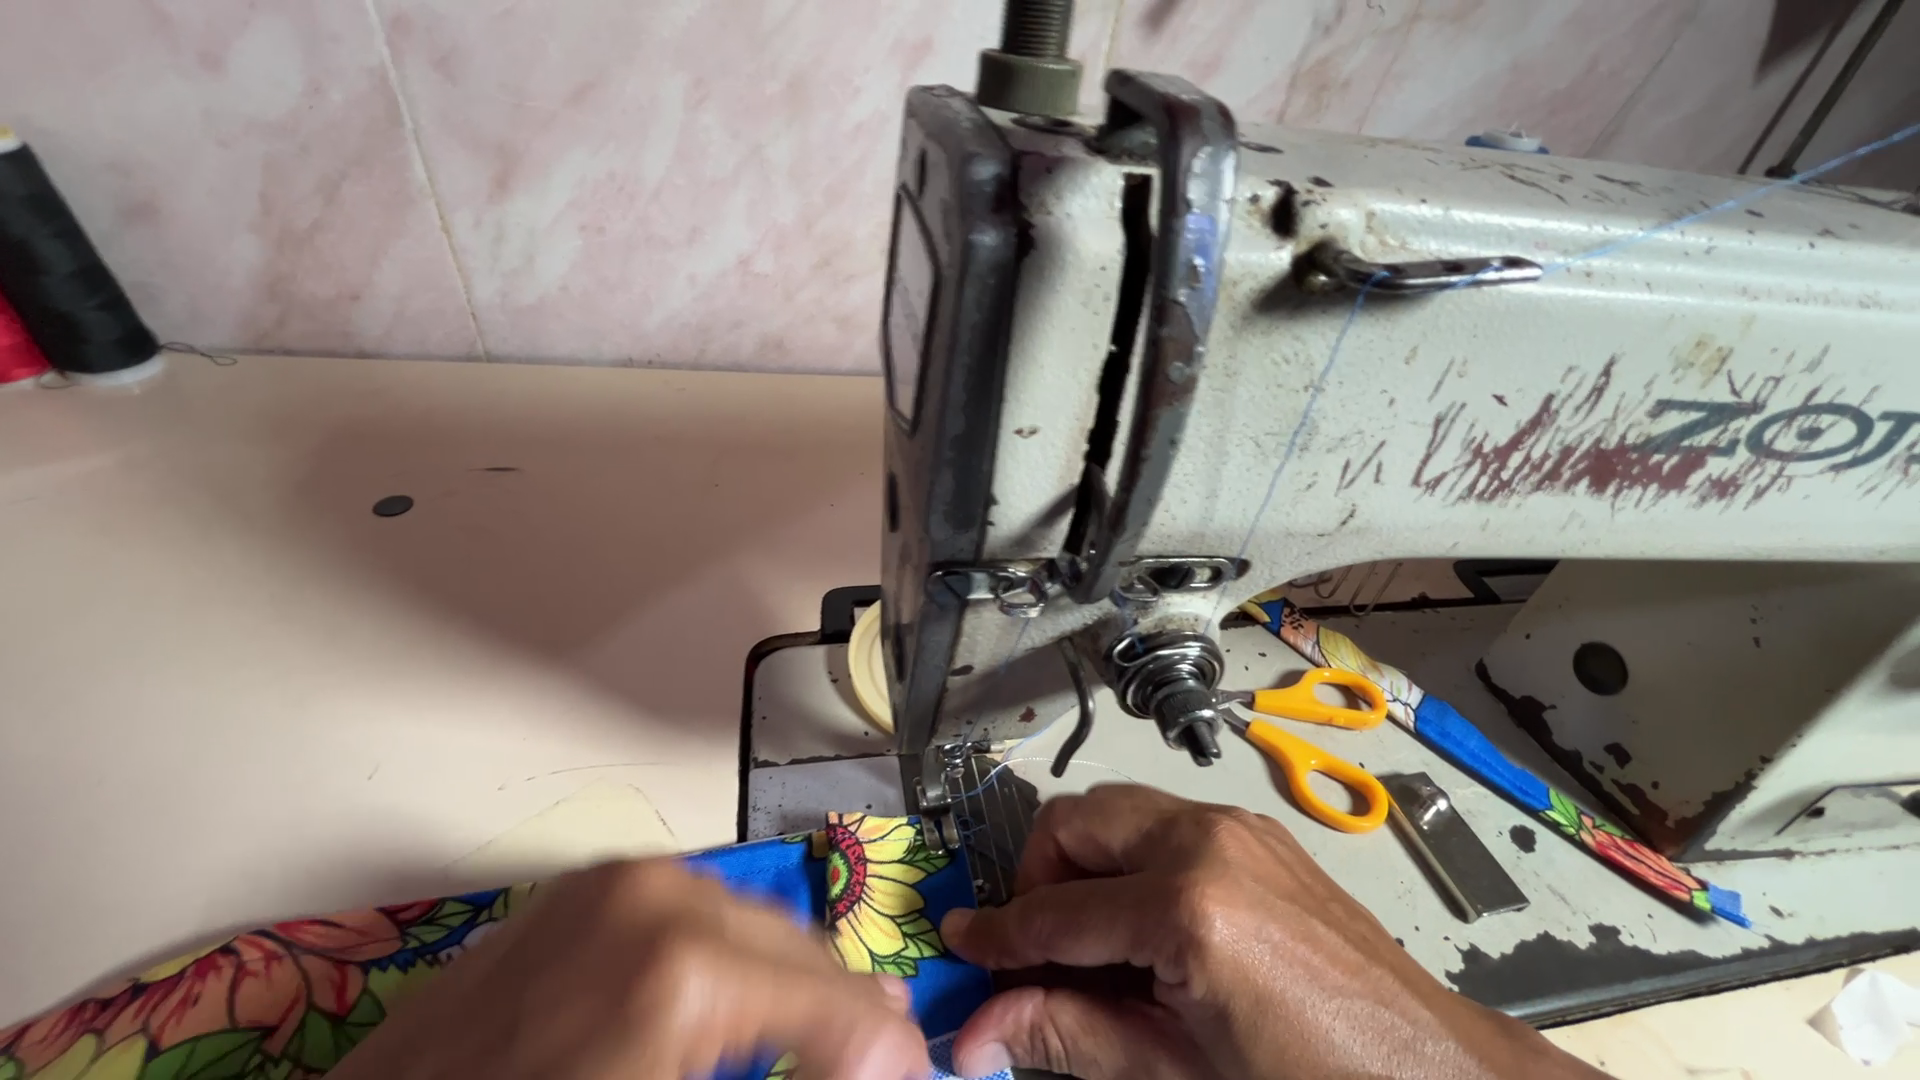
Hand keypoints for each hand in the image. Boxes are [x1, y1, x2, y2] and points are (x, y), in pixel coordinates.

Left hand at [332, 859, 928, 1079]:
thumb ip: (786, 1062)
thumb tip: (872, 1061)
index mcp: (679, 971)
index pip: (828, 996)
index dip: (878, 1043)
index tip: (908, 1071)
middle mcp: (655, 895)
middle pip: (797, 947)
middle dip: (842, 1007)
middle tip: (874, 1054)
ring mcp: (613, 879)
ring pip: (751, 919)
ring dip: (788, 977)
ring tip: (813, 1030)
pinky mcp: (584, 886)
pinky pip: (694, 909)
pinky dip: (729, 953)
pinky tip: (734, 997)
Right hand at [940, 784, 1607, 1079]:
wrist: (1437, 1076)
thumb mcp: (1177, 1076)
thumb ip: (1068, 1037)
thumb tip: (974, 1032)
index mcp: (1187, 907)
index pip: (1058, 912)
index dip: (999, 934)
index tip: (959, 944)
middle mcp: (1204, 838)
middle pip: (1075, 821)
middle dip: (1038, 877)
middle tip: (1036, 945)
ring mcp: (1234, 823)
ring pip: (1115, 810)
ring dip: (1081, 862)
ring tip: (1091, 938)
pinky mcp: (1254, 829)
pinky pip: (1161, 821)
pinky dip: (1128, 858)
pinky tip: (1147, 923)